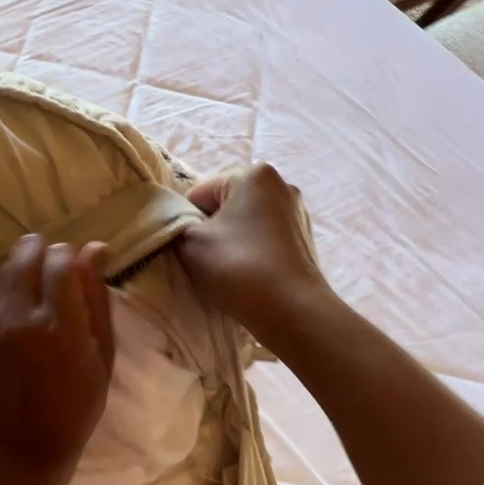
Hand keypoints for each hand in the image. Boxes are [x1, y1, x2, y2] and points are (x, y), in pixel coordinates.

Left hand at [0, 235, 114, 470]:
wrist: (23, 445)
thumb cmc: (76, 405)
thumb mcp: (103, 354)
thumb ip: (96, 298)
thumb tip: (93, 249)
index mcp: (57, 324)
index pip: (60, 257)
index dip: (72, 257)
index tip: (76, 270)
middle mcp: (17, 316)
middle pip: (26, 251)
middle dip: (44, 255)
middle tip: (55, 277)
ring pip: (4, 268)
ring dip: (23, 271)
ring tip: (35, 299)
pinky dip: (5, 295)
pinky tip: (16, 320)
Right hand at [175, 163, 332, 338]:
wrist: (292, 310)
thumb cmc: (238, 267)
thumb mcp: (190, 243)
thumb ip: (178, 225)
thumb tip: (188, 226)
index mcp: (253, 174)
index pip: (200, 194)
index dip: (188, 223)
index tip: (194, 250)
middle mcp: (281, 185)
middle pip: (226, 206)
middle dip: (213, 230)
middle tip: (210, 261)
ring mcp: (297, 213)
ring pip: (246, 224)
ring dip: (233, 243)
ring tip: (232, 272)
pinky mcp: (305, 239)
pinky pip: (265, 240)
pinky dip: (254, 253)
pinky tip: (252, 276)